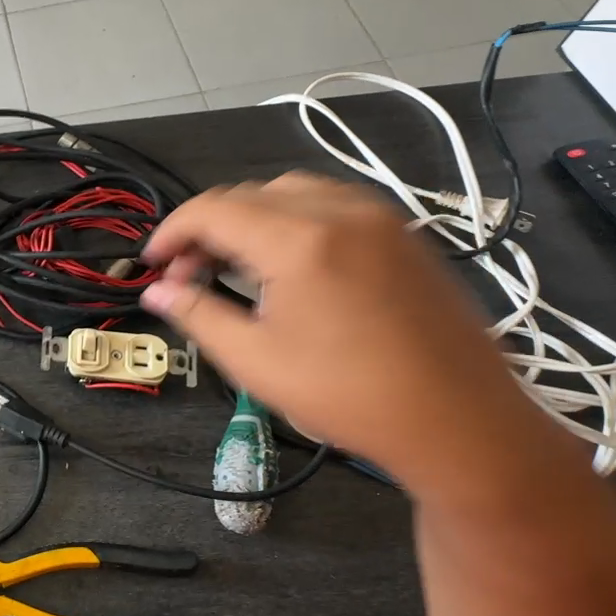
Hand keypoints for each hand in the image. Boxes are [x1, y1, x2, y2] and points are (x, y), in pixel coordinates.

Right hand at [139, 172, 562, 488]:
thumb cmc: (348, 395)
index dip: (172, 232)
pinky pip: (333, 204)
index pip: (212, 210)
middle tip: (190, 274)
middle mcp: (341, 212)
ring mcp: (380, 219)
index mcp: (299, 240)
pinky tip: (289, 263)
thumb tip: (157, 291)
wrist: (463, 424)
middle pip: (249, 194)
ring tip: (236, 266)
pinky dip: (294, 219)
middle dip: (208, 227)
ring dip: (250, 218)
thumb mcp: (254, 360)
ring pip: (292, 192)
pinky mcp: (405, 235)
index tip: (153, 264)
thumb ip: (197, 314)